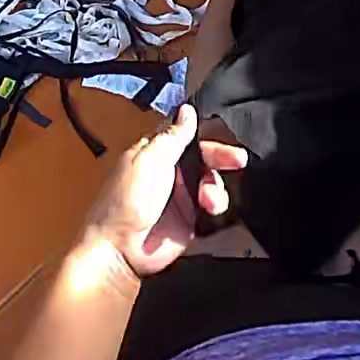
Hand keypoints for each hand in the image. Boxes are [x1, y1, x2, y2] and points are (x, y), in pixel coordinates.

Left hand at [80, 104, 247, 283]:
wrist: (120, 250)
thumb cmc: (126, 201)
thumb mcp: (150, 159)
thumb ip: (173, 135)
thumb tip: (187, 109)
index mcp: (157, 152)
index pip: (189, 135)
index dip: (208, 135)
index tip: (227, 135)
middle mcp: (171, 171)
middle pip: (206, 157)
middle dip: (223, 158)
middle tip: (238, 160)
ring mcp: (181, 196)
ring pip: (214, 181)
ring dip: (217, 188)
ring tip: (209, 200)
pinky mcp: (191, 219)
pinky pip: (214, 206)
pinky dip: (218, 206)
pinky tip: (211, 210)